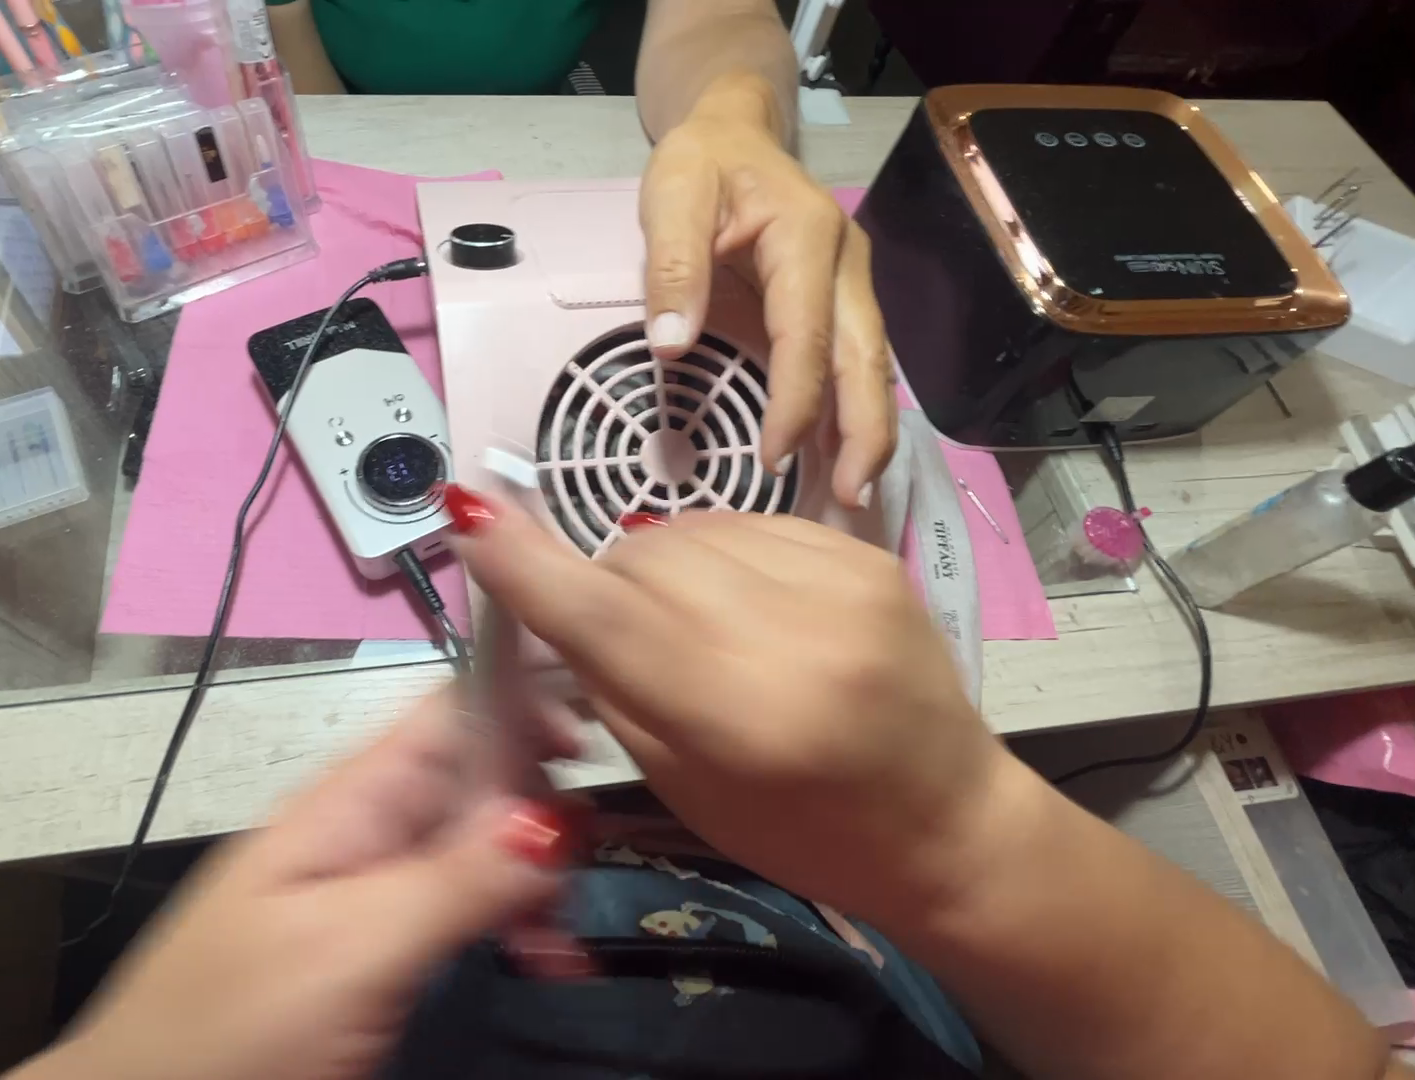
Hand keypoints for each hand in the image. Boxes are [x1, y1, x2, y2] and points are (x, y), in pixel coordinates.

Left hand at [16, 693, 568, 1079]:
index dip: (522, 700)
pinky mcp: (389, 929)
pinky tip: (543, 956)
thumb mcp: (351, 950)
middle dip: (541, 805)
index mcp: (356, 794)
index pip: (450, 706)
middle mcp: (376, 818)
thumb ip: (454, 880)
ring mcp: (383, 875)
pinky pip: (468, 897)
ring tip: (562, 939)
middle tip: (581, 867)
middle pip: (480, 770)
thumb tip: (556, 817)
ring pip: (484, 838)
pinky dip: (513, 917)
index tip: (587, 739)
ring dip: (535, 874)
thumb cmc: (234, 1027)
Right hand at [444, 488, 1016, 924]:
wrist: (944, 818)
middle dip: (607, 578)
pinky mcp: (866, 551)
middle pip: (641, 553)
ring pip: (687, 527)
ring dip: (660, 562)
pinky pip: (744, 521)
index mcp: (738, 714)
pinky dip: (718, 552)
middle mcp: (793, 633)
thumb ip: (612, 682)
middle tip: (622, 626)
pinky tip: (744, 597)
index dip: (525, 563)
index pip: (603, 616)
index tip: (469, 517)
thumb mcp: (683, 781)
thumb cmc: (799, 832)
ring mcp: (840, 580)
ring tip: (692, 618)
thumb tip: (554, 595)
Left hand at [642, 71, 895, 505]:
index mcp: (806, 237)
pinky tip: (839, 455)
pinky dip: (849, 412)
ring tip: (855, 492)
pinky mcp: (838, 304)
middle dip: (864, 432)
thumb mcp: (673, 195)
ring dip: (866, 431)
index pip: (806, 334)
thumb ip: (673, 266)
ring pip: (869, 367)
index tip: (773, 457)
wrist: (734, 135)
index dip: (794, 401)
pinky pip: (851, 364)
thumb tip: (672, 345)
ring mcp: (849, 286)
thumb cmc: (702, 165)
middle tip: (851, 499)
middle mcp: (845, 266)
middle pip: (865, 359)